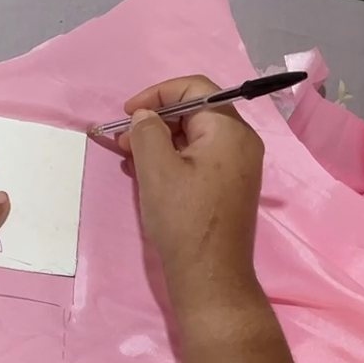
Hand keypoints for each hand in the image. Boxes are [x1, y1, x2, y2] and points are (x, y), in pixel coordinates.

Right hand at [117, 76, 267, 315]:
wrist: (208, 273)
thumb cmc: (182, 219)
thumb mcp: (156, 170)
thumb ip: (147, 133)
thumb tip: (145, 116)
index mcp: (228, 131)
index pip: (195, 89)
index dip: (157, 94)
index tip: (127, 114)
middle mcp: (240, 142)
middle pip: (195, 112)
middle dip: (155, 120)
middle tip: (123, 140)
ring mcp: (237, 165)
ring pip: (194, 137)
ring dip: (160, 141)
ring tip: (129, 157)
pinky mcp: (228, 186)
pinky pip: (198, 158)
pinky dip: (172, 158)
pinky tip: (147, 173)